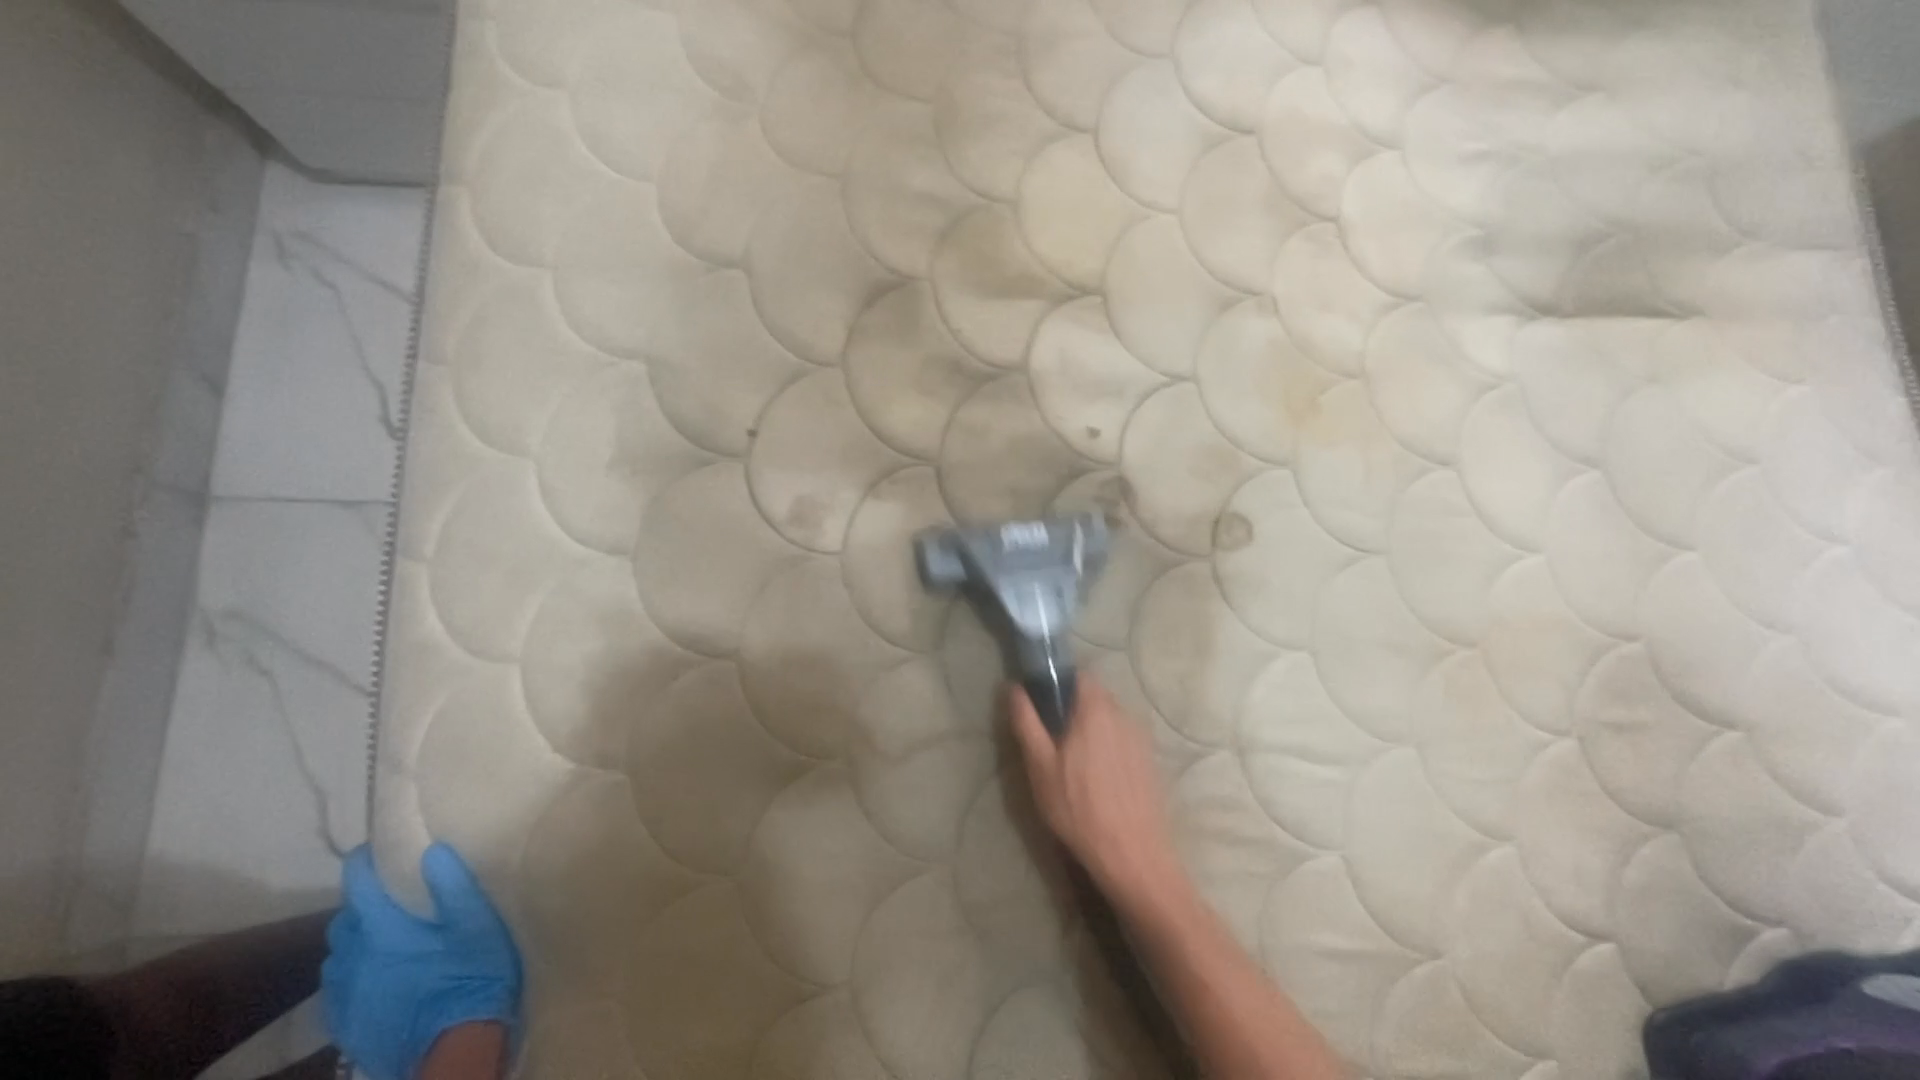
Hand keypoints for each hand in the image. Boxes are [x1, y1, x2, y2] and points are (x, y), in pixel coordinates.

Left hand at [323, 844, 521, 1079]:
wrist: (451, 1053)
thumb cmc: (471, 980)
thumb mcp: (477, 929)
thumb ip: (455, 889)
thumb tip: (432, 850)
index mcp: (383, 928)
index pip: (357, 881)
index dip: (364, 861)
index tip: (377, 850)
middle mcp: (353, 955)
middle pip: (347, 916)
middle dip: (365, 903)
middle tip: (396, 899)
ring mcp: (344, 991)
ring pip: (340, 951)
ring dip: (359, 938)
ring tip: (388, 938)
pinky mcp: (344, 1019)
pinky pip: (339, 984)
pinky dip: (355, 971)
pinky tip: (380, 976)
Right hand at [1008, 676, 1181, 900]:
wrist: (1131, 853)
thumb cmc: (1078, 807)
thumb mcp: (1040, 766)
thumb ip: (1026, 721)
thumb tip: (1013, 687)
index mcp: (1096, 709)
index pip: (1079, 675)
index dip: (1058, 683)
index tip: (1042, 705)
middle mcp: (1124, 715)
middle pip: (1095, 697)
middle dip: (1073, 710)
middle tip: (1052, 741)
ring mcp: (1141, 739)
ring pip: (1110, 720)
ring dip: (1092, 731)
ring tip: (1074, 764)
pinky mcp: (1150, 761)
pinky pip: (1123, 741)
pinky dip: (1108, 749)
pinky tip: (1098, 780)